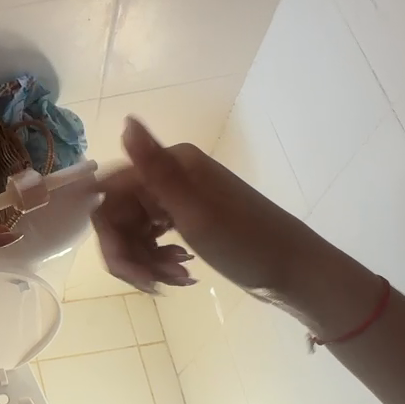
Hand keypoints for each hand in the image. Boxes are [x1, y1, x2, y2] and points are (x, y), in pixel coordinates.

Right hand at [94, 118, 380, 332]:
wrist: (296, 273)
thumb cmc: (247, 243)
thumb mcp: (195, 210)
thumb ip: (156, 168)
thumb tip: (127, 121)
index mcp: (170, 165)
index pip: (110, 195)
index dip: (108, 232)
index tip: (122, 264)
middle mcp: (169, 176)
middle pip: (118, 218)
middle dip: (128, 255)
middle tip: (149, 283)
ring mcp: (176, 200)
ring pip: (131, 234)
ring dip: (143, 263)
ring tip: (173, 281)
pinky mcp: (184, 222)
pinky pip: (149, 242)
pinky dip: (156, 263)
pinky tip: (181, 276)